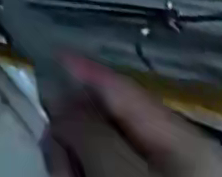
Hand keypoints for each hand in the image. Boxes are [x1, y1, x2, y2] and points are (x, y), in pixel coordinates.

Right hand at [45, 57, 221, 176]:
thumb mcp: (118, 172)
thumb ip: (84, 125)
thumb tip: (57, 91)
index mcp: (183, 141)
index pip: (119, 85)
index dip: (77, 68)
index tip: (39, 57)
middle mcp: (179, 158)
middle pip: (104, 120)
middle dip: (70, 134)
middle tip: (56, 157)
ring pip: (100, 153)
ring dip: (73, 163)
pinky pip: (107, 175)